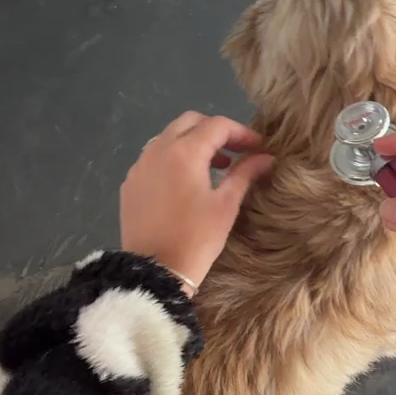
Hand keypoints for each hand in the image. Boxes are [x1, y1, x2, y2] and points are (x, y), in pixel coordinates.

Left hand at [120, 112, 274, 293]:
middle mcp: (157, 150)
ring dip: (191, 143)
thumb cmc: (196, 239)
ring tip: (212, 166)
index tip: (257, 147)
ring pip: (167, 137)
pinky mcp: (129, 184)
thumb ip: (245, 174)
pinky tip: (184, 182)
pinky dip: (172, 159)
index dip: (241, 132)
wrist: (155, 272)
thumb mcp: (226, 206)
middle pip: (188, 122)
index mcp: (184, 152)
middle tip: (234, 151)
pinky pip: (152, 158)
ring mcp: (139, 166)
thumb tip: (266, 157)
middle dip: (213, 131)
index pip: (216, 126)